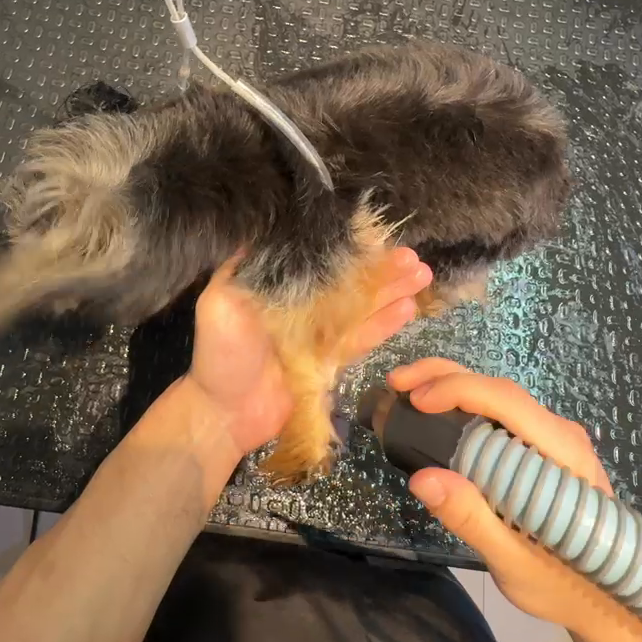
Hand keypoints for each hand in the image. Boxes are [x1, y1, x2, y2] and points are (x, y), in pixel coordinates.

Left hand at [188, 249, 431, 456]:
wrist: (225, 415)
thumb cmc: (221, 356)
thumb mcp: (220, 302)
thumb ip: (244, 267)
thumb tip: (272, 227)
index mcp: (276, 286)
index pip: (316, 258)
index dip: (345, 245)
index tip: (374, 232)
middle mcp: (300, 304)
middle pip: (346, 280)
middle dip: (378, 267)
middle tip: (410, 255)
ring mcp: (317, 332)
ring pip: (360, 306)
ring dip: (390, 290)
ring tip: (420, 273)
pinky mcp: (329, 360)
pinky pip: (360, 337)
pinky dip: (384, 323)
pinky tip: (407, 307)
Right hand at [387, 360, 641, 641]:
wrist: (605, 599)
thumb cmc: (562, 581)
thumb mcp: (514, 562)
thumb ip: (472, 519)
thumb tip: (420, 479)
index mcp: (562, 453)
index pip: (507, 400)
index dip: (459, 390)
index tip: (415, 400)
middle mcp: (559, 432)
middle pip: (497, 387)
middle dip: (443, 376)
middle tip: (396, 382)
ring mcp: (550, 434)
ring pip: (495, 392)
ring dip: (447, 383)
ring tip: (405, 389)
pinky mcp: (539, 443)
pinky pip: (497, 409)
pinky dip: (459, 400)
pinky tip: (432, 409)